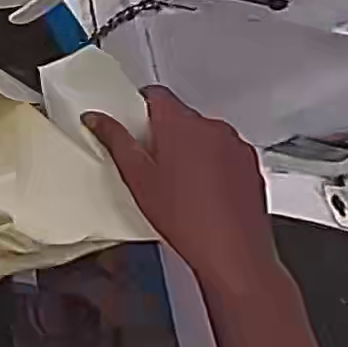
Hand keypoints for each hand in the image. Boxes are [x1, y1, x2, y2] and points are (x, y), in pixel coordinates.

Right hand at [84, 86, 286, 305]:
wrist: (233, 252)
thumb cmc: (186, 219)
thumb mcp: (136, 177)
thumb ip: (114, 139)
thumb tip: (97, 119)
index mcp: (179, 123)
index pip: (155, 94)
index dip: (139, 105)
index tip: (132, 122)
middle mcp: (210, 127)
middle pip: (179, 115)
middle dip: (163, 132)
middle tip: (150, 163)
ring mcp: (234, 144)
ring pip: (202, 133)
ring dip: (189, 147)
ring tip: (177, 183)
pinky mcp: (250, 162)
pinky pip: (224, 151)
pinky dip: (212, 163)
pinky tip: (200, 191)